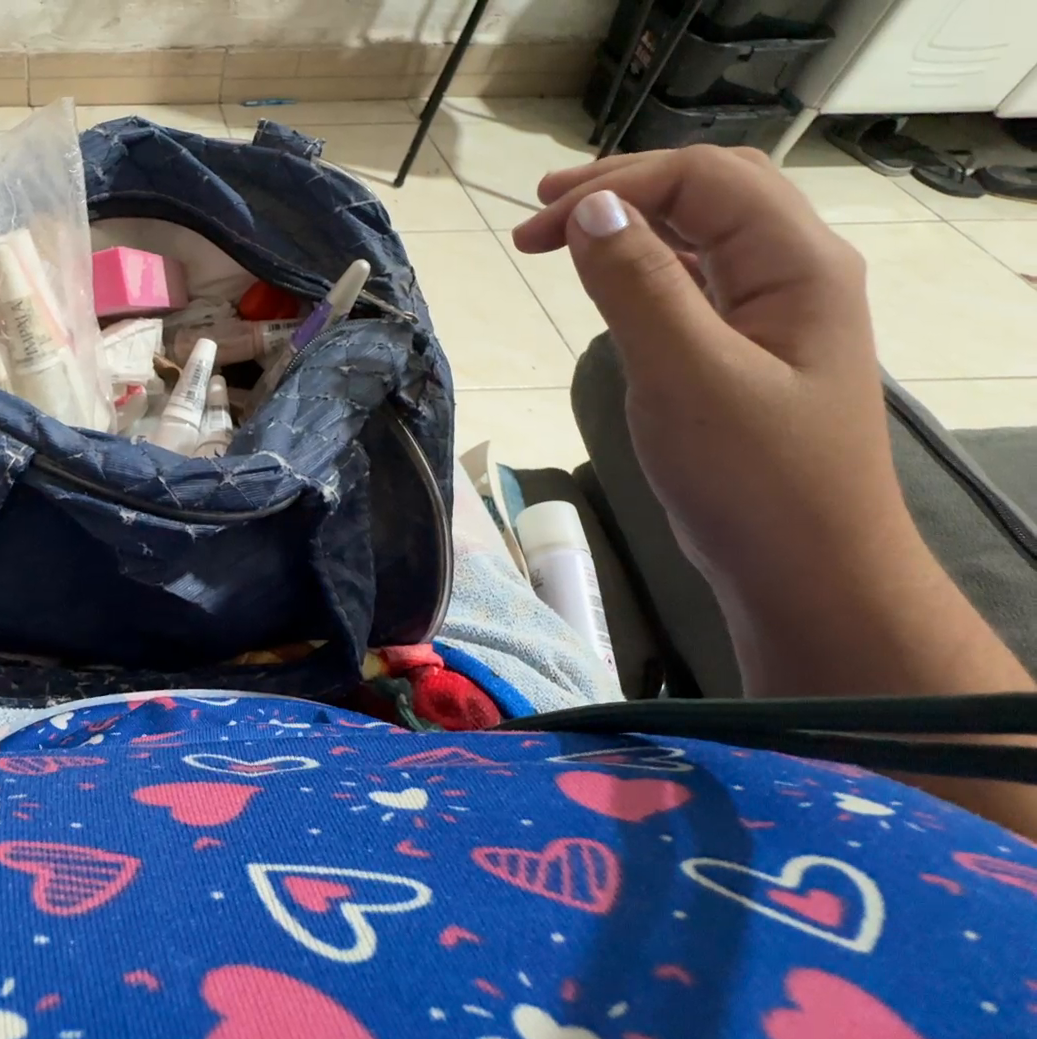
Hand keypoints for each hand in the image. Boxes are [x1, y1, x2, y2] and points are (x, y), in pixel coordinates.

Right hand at [510, 146, 907, 608]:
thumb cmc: (750, 474)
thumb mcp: (686, 375)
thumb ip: (638, 286)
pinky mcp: (744, 352)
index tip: (533, 227)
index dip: (615, 186)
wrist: (800, 563)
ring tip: (561, 236)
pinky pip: (694, 284)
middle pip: (710, 191)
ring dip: (631, 223)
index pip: (703, 180)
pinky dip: (642, 268)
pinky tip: (610, 283)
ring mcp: (771, 315)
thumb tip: (589, 211)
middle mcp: (792, 274)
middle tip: (540, 213)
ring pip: (702, 236)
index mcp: (796, 264)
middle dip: (623, 188)